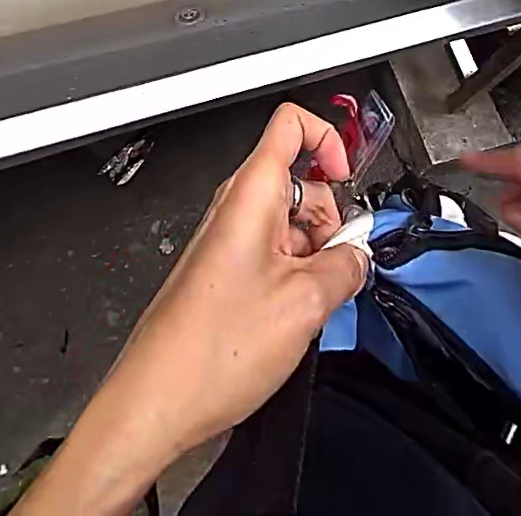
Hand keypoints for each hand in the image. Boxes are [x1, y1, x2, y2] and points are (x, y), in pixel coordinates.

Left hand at [18, 104, 368, 514]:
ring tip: (313, 299)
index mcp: (251, 192)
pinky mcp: (229, 265)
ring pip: (292, 220)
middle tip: (338, 263)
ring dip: (316, 253)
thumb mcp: (306, 303)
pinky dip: (297, 272)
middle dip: (330, 218)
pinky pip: (276, 250)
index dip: (328, 138)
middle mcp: (237, 205)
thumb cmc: (209, 348)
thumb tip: (359, 256)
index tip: (348, 175)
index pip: (290, 124)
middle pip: (301, 181)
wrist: (161, 396)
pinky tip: (297, 311)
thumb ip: (347, 267)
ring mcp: (231, 235)